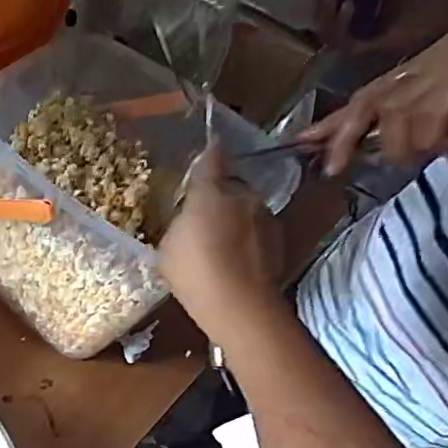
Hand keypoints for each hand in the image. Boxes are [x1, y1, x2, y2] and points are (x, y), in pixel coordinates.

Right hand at [159, 144, 280, 334]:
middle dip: (218, 198)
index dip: (209, 152)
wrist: (237, 304)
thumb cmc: (193, 270)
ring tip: (214, 247)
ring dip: (232, 221)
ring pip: (244, 211)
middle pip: (230, 189)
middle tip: (199, 220)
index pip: (211, 161)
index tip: (210, 143)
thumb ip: (179, 222)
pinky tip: (230, 263)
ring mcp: (266, 218)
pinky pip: (255, 233)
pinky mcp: (278, 240)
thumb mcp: (169, 245)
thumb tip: (188, 216)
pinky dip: (244, 241)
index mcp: (211, 193)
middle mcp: (244, 197)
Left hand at [297, 22, 447, 174]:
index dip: (336, 121)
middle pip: (374, 97)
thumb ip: (413, 124)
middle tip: (335, 168)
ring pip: (399, 109)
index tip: (303, 143)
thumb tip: (365, 148)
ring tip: (424, 156)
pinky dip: (431, 135)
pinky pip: (434, 108)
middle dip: (347, 136)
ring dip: (402, 144)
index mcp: (437, 59)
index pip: (372, 92)